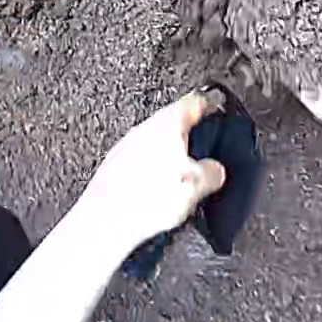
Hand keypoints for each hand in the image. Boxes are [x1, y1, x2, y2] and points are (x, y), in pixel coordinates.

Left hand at [80, 91, 227, 248]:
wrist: (106, 219)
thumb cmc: (146, 196)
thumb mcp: (196, 184)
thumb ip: (212, 172)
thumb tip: (216, 171)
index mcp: (168, 122)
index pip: (194, 101)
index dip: (210, 103)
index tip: (215, 105)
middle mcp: (145, 128)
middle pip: (172, 120)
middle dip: (187, 132)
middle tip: (201, 144)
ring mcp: (126, 146)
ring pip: (154, 141)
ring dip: (167, 152)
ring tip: (178, 175)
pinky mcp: (114, 166)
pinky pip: (139, 161)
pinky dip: (150, 170)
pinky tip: (155, 190)